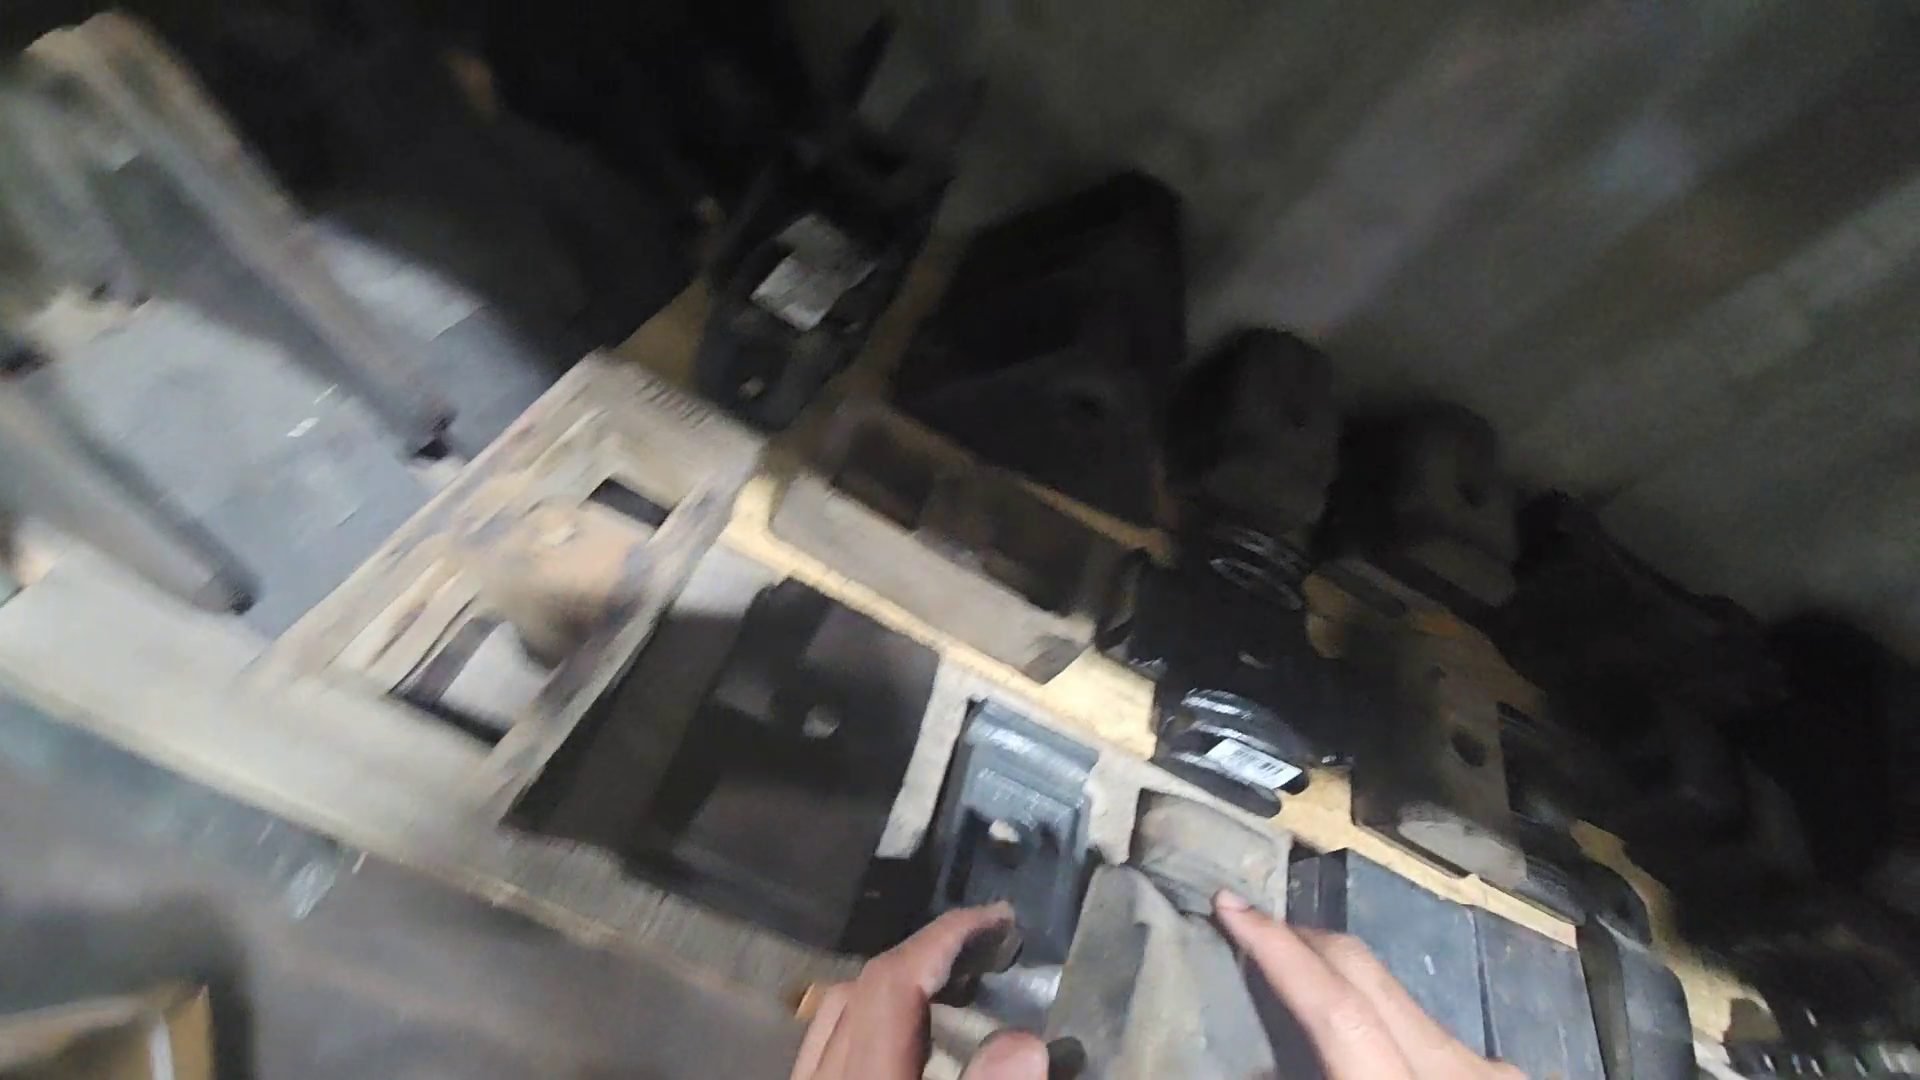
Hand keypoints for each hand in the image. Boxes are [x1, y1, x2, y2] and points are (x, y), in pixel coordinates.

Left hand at [791, 903, 1048, 1079]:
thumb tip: (1028, 1041)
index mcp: (865, 1074)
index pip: (897, 978)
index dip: (945, 936)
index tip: (996, 918)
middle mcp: (826, 1073)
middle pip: (866, 985)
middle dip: (929, 951)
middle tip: (988, 948)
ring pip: (839, 1008)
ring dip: (897, 979)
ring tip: (953, 983)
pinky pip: (826, 1041)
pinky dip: (867, 1015)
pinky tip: (905, 1037)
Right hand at [1214, 891, 1524, 1079]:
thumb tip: (1261, 1063)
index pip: (1340, 1010)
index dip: (1278, 950)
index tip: (1227, 903)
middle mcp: (1461, 1079)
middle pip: (1366, 974)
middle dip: (1299, 938)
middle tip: (1248, 924)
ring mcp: (1497, 1077)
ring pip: (1395, 995)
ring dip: (1338, 980)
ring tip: (1298, 985)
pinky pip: (1425, 1028)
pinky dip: (1380, 1019)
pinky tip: (1367, 1046)